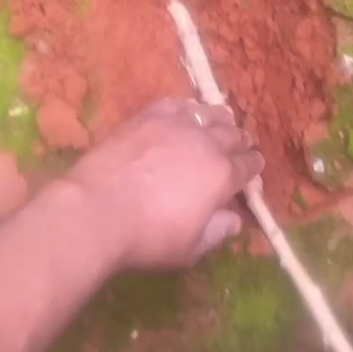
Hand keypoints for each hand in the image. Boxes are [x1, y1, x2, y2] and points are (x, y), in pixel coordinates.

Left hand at [61, 98, 262, 271]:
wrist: (98, 209)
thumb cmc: (148, 236)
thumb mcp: (190, 248)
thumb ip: (218, 231)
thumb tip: (235, 219)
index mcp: (222, 175)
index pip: (248, 165)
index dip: (253, 167)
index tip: (254, 167)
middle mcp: (206, 143)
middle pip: (232, 134)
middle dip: (240, 141)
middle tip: (241, 144)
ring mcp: (176, 124)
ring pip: (208, 113)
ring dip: (219, 119)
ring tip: (221, 121)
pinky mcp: (149, 116)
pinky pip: (177, 104)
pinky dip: (187, 108)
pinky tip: (185, 112)